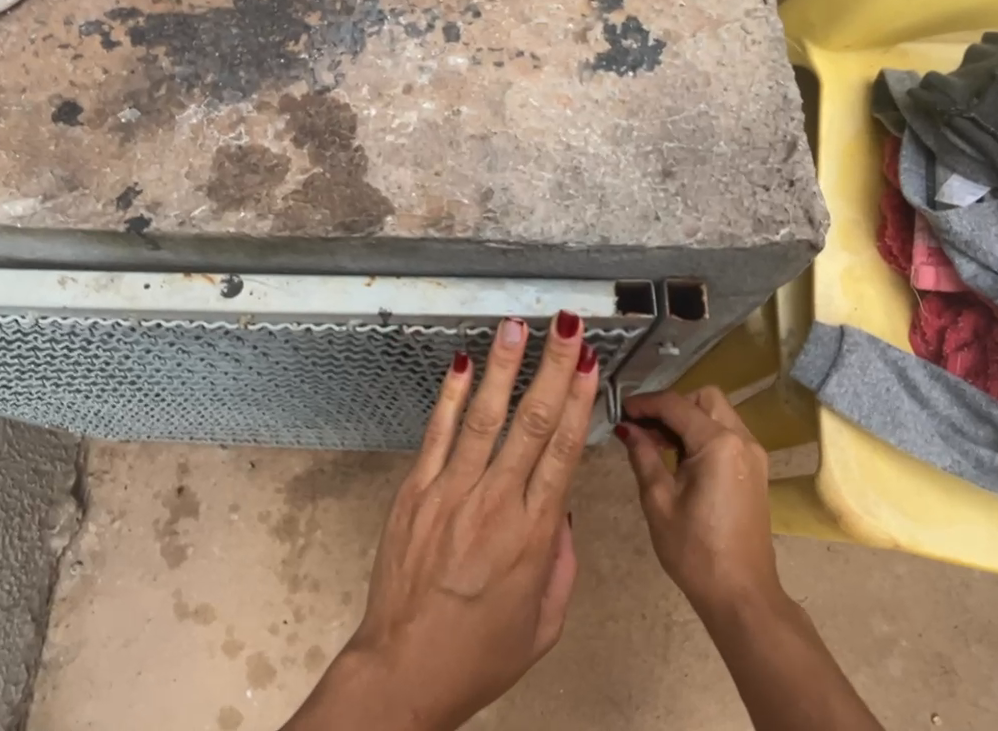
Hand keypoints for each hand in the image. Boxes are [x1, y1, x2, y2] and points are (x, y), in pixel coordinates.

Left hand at [286, 312, 600, 730]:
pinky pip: (437, 434)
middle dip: (553, 369)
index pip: (564, 452)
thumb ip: (562, 560)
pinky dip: (449, 397)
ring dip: (503, 368)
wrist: (406, 669)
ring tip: (516, 327)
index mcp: (534, 536)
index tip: (591, 366)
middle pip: (532, 423)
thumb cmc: (479, 654)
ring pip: (484, 417)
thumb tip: (560, 508)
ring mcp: (451, 493)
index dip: (580, 402)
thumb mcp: (546, 621)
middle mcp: (495, 505)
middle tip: (568, 328)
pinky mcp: (415, 492)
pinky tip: (461, 364)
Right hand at [616, 387, 781, 612]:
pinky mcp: (755, 470)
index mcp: (718, 444)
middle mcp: (742, 440)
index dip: (645, 403)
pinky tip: (679, 458)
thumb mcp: (658, 500)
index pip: (676, 404)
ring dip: (687, 418)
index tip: (620, 410)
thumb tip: (628, 428)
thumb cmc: (694, 551)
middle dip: (672, 404)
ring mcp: (754, 455)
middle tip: (643, 426)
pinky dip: (702, 433)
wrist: (742, 595)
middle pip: (704, 398)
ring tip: (657, 443)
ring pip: (718, 414)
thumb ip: (643, 456)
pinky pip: (727, 434)